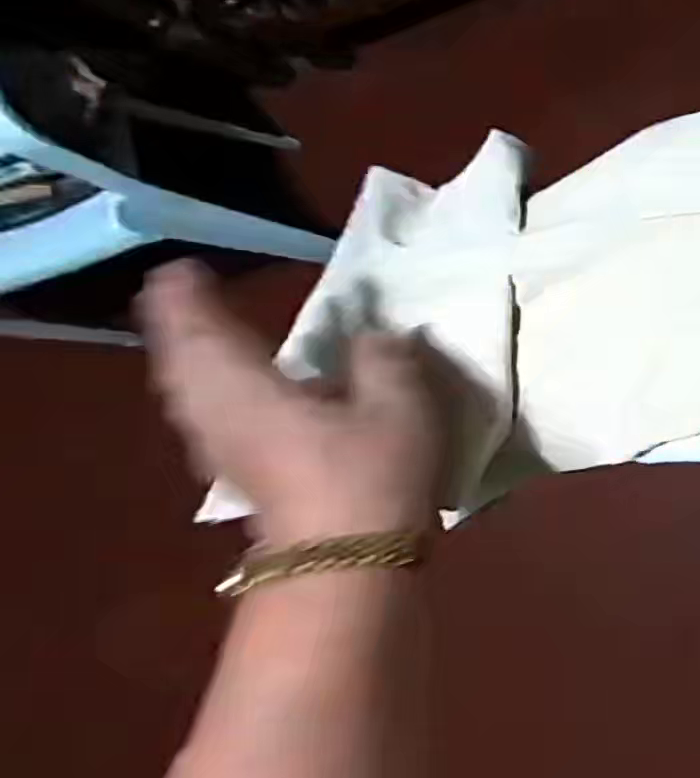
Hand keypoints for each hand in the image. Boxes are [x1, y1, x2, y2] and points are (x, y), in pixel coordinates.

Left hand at [138, 261, 444, 546]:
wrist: (349, 551)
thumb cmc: (372, 467)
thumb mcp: (399, 402)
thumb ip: (384, 357)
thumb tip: (374, 336)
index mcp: (251, 394)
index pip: (205, 335)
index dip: (190, 300)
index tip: (184, 269)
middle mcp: (221, 416)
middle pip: (183, 363)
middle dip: (180, 325)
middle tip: (184, 292)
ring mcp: (226, 447)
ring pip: (191, 388)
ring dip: (193, 354)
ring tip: (206, 329)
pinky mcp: (244, 466)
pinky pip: (210, 407)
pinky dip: (210, 381)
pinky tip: (238, 383)